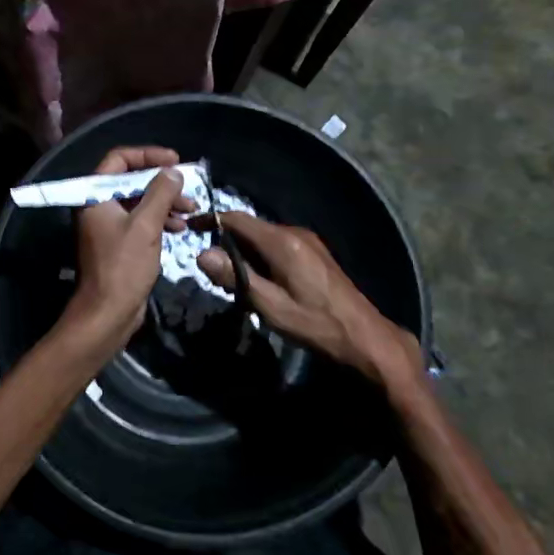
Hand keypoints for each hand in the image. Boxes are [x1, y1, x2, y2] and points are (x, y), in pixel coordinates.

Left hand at [58, 146, 194, 356]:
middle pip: (131, 180)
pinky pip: (139, 221)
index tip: (175, 161)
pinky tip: (179, 227)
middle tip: (187, 190)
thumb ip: (160, 193)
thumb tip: (173, 171)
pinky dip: (159, 220)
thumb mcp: (146, 225)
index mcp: (94, 195)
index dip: (148, 155)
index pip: (119, 159)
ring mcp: (107, 226)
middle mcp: (97, 206)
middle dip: (161, 183)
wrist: (108, 311)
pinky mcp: (118, 243)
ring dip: (164, 203)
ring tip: (190, 210)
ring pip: (138, 202)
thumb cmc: (123, 266)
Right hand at [198, 212, 421, 387]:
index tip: (190, 227)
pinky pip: (278, 245)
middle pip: (250, 227)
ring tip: (230, 278)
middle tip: (210, 267)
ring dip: (244, 251)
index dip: (212, 220)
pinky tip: (258, 280)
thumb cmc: (314, 322)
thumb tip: (203, 254)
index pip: (237, 219)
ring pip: (264, 237)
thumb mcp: (269, 305)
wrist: (363, 335)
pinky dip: (260, 256)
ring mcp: (308, 242)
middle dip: (226, 241)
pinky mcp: (314, 253)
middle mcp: (295, 233)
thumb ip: (235, 277)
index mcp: (282, 242)